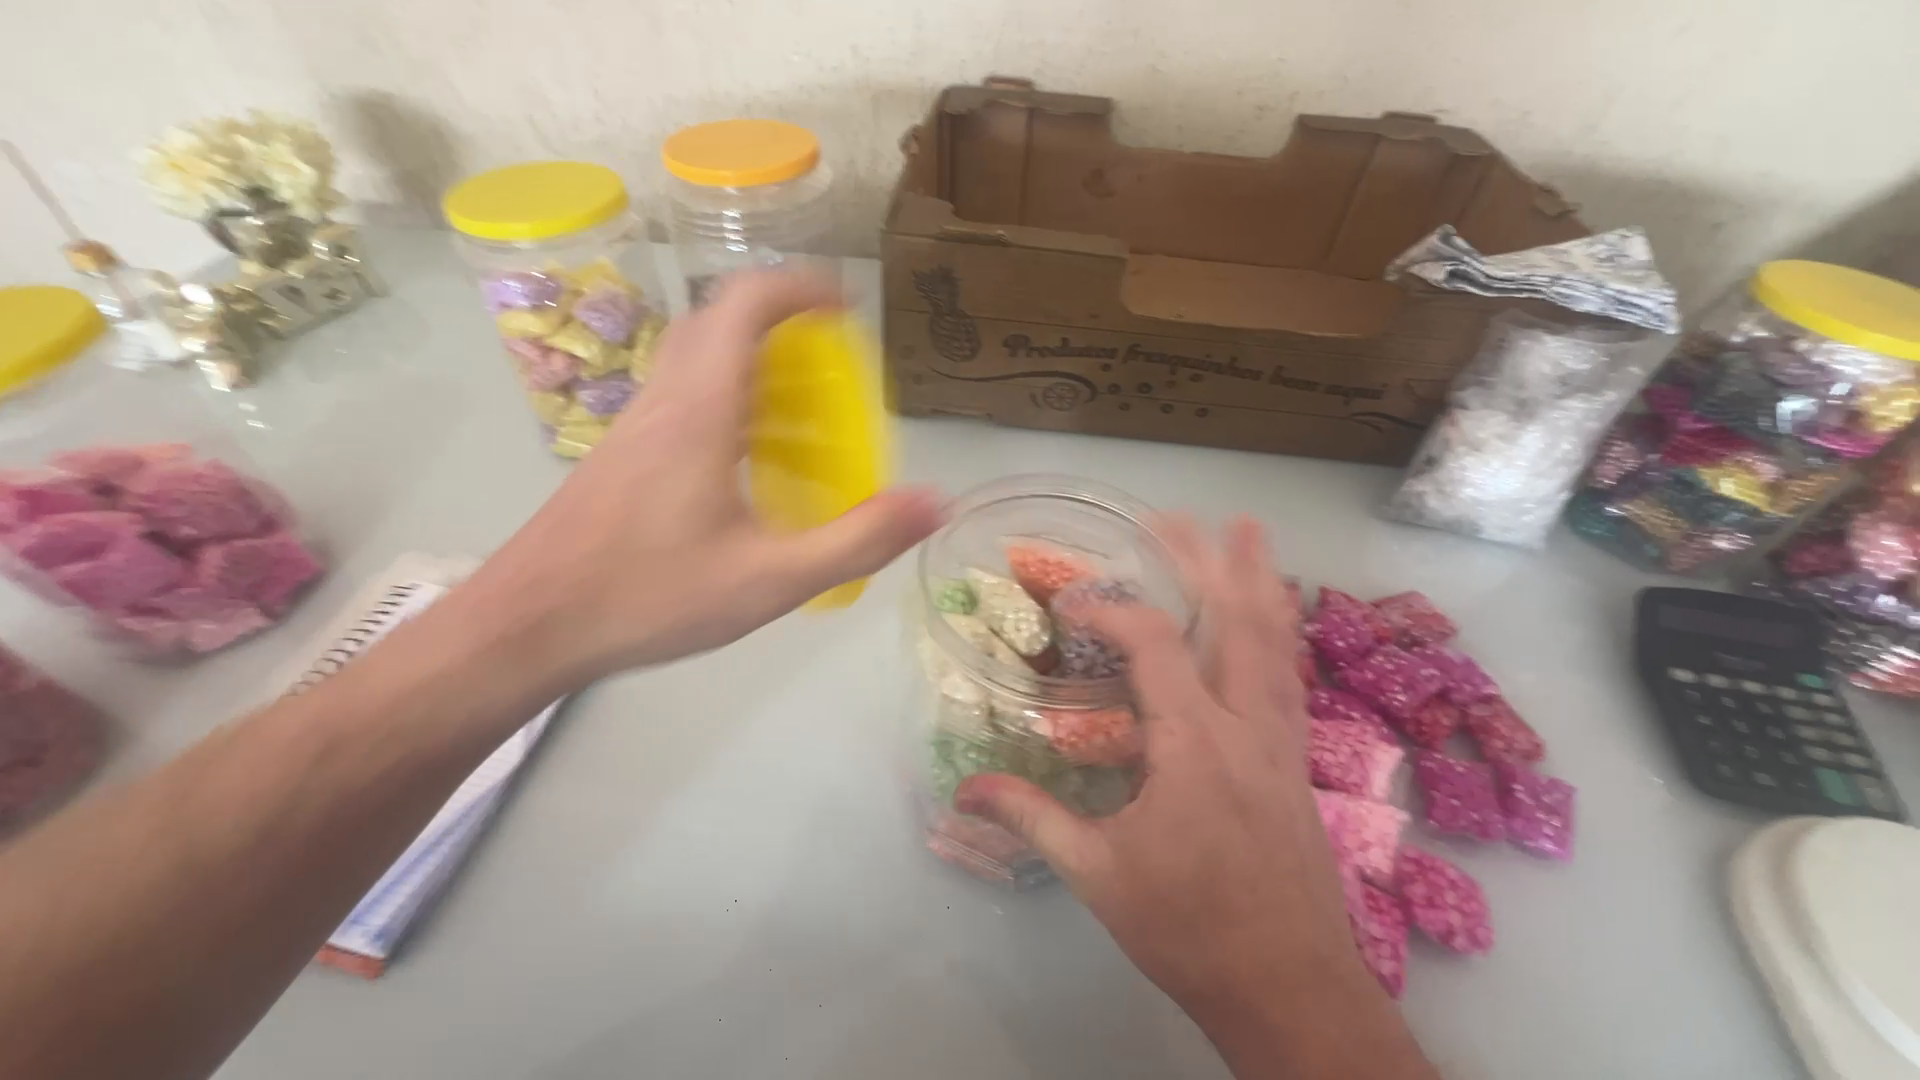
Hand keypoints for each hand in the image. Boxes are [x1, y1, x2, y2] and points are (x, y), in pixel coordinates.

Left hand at [468, 269, 942, 681]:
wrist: (527, 625)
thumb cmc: (649, 596)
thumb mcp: (770, 580)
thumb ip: (858, 541)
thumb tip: (936, 502)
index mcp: (702, 408)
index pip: (745, 302)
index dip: (800, 287)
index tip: (846, 309)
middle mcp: (663, 399)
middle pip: (718, 320)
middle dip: (782, 323)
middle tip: (830, 364)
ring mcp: (633, 425)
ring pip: (694, 359)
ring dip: (751, 360)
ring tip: (802, 413)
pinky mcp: (618, 454)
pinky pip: (680, 397)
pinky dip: (725, 398)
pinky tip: (746, 464)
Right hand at [955, 519, 1433, 1076]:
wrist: (1289, 988)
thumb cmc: (1188, 929)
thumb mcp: (1098, 875)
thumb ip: (1033, 819)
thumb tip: (967, 789)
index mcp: (1194, 746)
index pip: (1154, 647)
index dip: (1112, 612)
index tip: (1073, 604)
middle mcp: (1247, 728)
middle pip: (1234, 622)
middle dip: (1207, 563)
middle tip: (1181, 518)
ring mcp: (1282, 743)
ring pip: (1275, 643)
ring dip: (1257, 582)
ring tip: (1250, 533)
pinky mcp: (1296, 763)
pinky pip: (1290, 677)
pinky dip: (1279, 633)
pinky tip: (1273, 619)